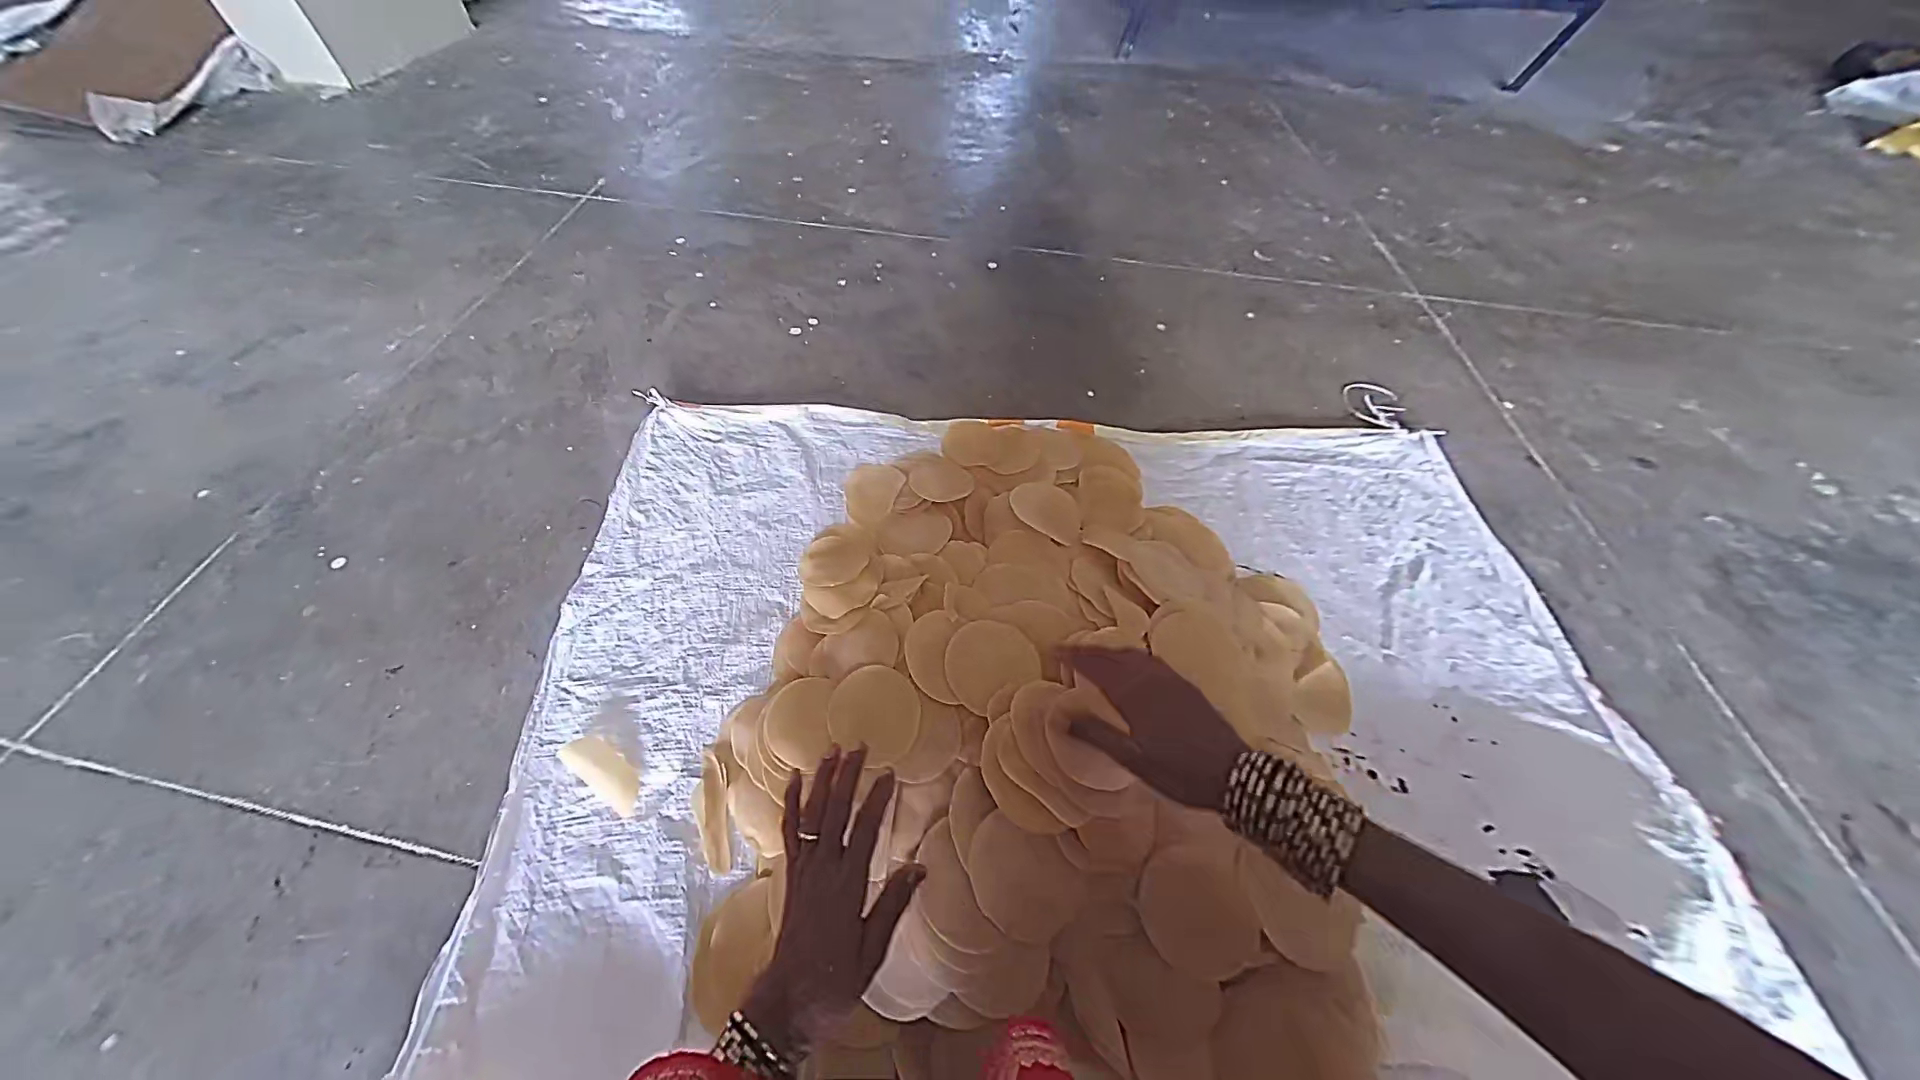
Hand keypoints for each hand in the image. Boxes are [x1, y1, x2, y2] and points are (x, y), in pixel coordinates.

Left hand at [742, 747, 923, 1060]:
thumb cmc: (836, 979)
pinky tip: (796, 780)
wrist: (788, 1001)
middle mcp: (822, 869)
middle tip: (859, 746)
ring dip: (822, 781)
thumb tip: (920, 867)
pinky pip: (789, 832)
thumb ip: (893, 905)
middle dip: (848, 777)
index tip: (889, 773)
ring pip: (812, 815)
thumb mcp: (873, 950)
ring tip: (831, 751)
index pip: (864, 831)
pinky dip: (792, 803)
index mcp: (847, 885)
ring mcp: (802, 869)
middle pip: (836, 813)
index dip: (877, 800)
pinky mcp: (789, 873)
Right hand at [1058, 646, 1249, 809]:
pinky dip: (1133, 656)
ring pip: (1135, 655)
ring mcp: (1172, 680)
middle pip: (1115, 655)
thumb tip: (1062, 716)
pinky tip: (1133, 664)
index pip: (1097, 666)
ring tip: (1096, 652)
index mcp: (1135, 694)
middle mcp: (1152, 679)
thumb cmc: (1178, 771)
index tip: (1056, 649)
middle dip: (1090, 649)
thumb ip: (1097, 734)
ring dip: (1112, 649)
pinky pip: (1151, 661)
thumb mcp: (1132, 759)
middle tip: (1069, 647)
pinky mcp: (1187, 687)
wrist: (1233, 774)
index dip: (1075, 656)